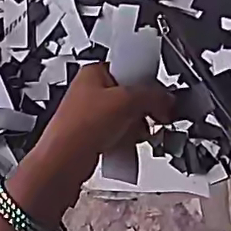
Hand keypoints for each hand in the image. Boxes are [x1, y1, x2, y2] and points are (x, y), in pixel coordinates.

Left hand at [12, 64, 172, 211]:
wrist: (63, 161)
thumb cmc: (79, 127)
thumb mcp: (126, 101)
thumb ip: (153, 96)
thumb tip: (167, 99)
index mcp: (93, 72)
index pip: (130, 68)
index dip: (148, 81)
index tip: (160, 93)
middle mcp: (90, 91)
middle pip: (130, 95)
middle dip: (144, 108)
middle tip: (152, 115)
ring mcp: (91, 115)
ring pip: (126, 116)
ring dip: (136, 126)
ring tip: (137, 132)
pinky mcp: (93, 135)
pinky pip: (119, 133)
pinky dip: (126, 138)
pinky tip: (127, 144)